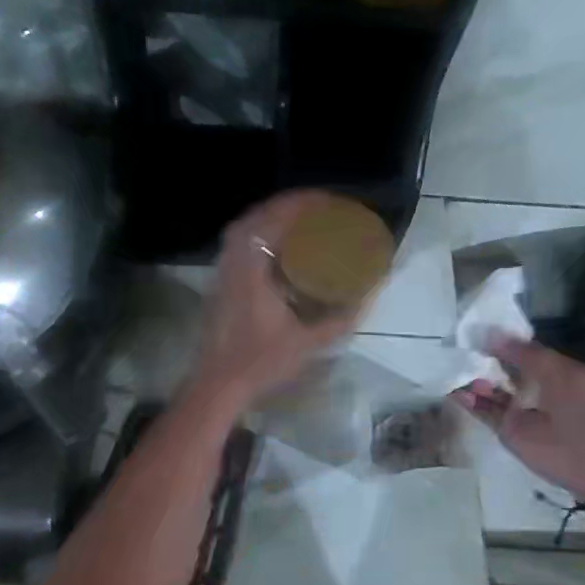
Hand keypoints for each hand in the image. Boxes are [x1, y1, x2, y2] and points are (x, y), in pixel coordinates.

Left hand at [187, 191, 361, 411]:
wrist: (217, 384)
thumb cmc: (260, 362)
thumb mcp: (307, 343)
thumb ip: (338, 320)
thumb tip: (367, 298)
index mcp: (253, 268)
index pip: (276, 218)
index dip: (302, 203)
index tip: (328, 200)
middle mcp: (234, 262)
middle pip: (257, 216)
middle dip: (287, 205)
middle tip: (317, 207)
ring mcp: (222, 272)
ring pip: (243, 229)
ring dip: (270, 218)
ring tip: (300, 221)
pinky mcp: (219, 283)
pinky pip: (238, 245)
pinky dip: (259, 235)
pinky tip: (277, 248)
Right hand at [451, 336, 584, 499]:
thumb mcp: (561, 373)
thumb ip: (525, 353)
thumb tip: (490, 333)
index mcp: (554, 370)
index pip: (521, 350)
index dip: (500, 339)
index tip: (474, 327)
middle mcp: (534, 388)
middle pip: (501, 370)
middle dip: (482, 358)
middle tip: (458, 344)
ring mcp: (519, 411)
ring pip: (490, 390)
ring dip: (473, 378)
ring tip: (453, 365)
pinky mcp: (508, 432)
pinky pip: (484, 413)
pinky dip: (468, 401)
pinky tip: (452, 388)